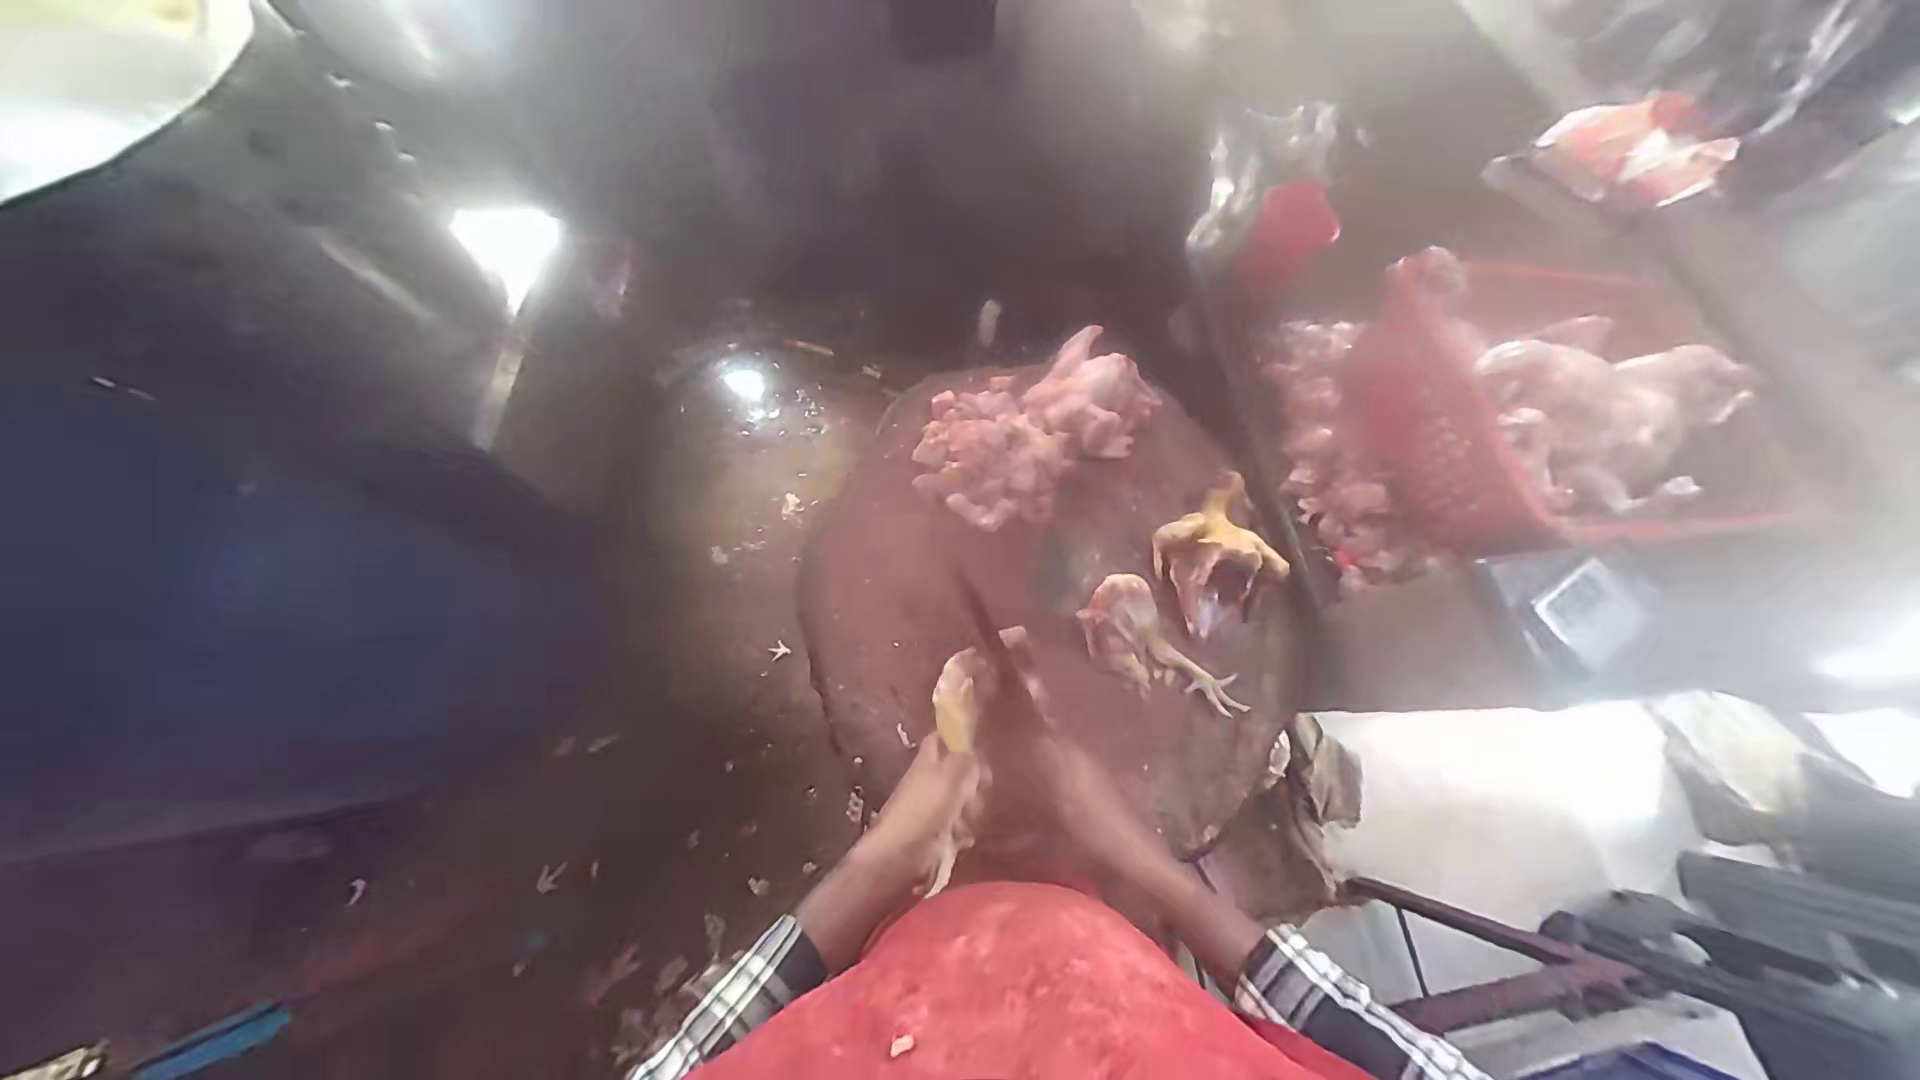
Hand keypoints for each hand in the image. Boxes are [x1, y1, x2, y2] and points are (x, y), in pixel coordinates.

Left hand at [797, 737, 978, 971]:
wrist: (901, 857)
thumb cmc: (922, 808)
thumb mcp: (948, 775)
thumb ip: (965, 759)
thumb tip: (974, 751)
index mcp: (928, 760)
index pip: (944, 738)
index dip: (959, 738)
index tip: (978, 749)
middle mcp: (931, 780)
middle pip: (963, 771)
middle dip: (974, 782)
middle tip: (974, 792)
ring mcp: (935, 807)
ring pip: (967, 799)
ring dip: (972, 810)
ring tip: (965, 820)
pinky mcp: (940, 833)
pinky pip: (963, 825)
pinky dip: (964, 831)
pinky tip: (960, 838)